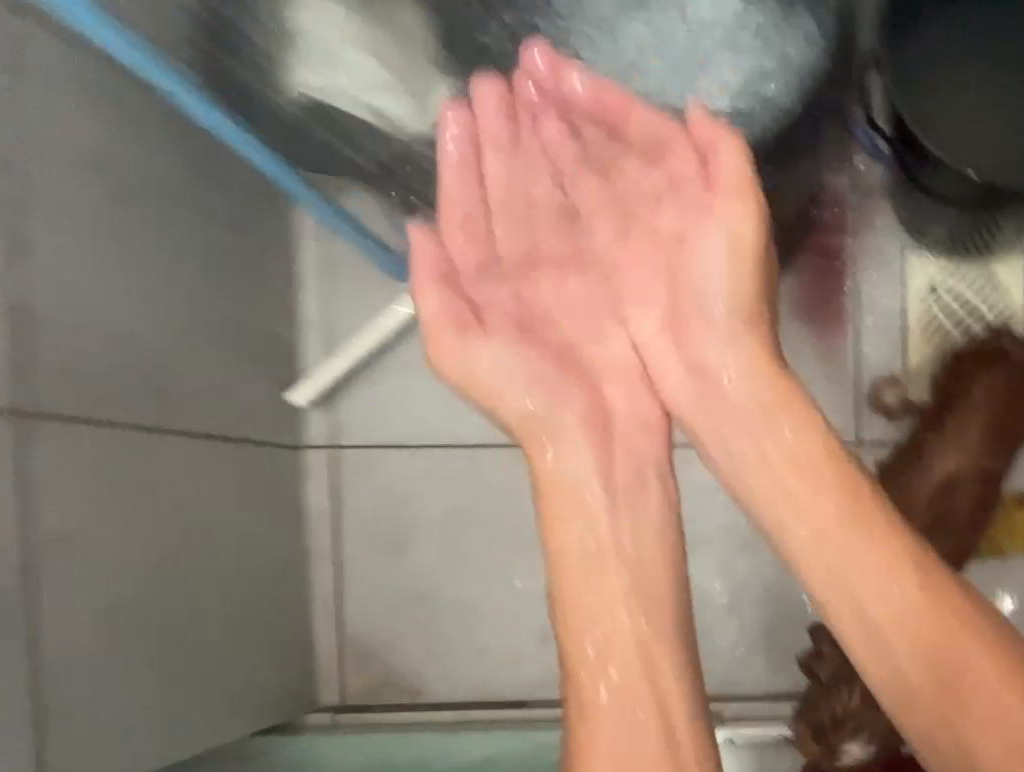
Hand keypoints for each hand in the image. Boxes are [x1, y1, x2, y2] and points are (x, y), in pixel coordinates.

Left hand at [408, 62, 669, 463]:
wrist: (600, 437)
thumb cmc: (527, 399)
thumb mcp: (456, 349)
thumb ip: (432, 288)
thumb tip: (416, 226)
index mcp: (479, 286)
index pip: (464, 210)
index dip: (460, 159)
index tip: (458, 108)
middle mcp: (520, 271)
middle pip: (505, 192)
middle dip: (498, 139)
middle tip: (495, 82)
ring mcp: (567, 272)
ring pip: (546, 197)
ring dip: (536, 148)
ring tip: (530, 96)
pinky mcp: (608, 278)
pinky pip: (589, 219)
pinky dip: (580, 181)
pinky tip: (575, 143)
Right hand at [517, 39, 784, 444]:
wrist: (715, 374)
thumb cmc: (730, 299)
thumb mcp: (744, 221)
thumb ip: (726, 158)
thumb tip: (694, 110)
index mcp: (696, 189)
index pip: (646, 129)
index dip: (603, 98)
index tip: (552, 72)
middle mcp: (663, 208)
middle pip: (611, 147)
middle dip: (567, 109)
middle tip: (517, 72)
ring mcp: (635, 240)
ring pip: (588, 176)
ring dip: (550, 140)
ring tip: (506, 102)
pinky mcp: (611, 271)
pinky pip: (576, 219)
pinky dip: (549, 189)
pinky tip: (519, 163)